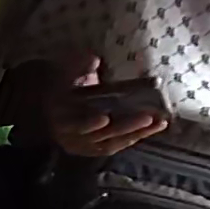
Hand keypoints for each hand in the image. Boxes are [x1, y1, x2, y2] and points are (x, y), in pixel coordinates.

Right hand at [37, 59, 169, 157]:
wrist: (50, 102)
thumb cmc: (62, 85)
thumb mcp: (64, 74)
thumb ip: (77, 68)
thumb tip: (93, 60)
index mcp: (58, 118)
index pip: (73, 124)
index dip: (87, 123)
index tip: (104, 118)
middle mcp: (68, 136)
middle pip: (98, 136)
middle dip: (124, 127)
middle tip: (148, 117)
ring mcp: (80, 145)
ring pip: (109, 143)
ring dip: (135, 134)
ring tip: (159, 122)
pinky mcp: (91, 148)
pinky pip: (112, 146)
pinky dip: (131, 138)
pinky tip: (149, 130)